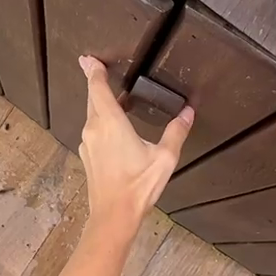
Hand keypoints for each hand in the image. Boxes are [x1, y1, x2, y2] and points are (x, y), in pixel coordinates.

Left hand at [76, 56, 193, 230]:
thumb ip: (176, 132)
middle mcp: (94, 129)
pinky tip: (114, 127)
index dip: (94, 71)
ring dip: (99, 104)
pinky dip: (101, 122)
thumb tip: (187, 113)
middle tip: (94, 67)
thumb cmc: (137, 187)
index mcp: (110, 123)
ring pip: (92, 115)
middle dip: (94, 82)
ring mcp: (89, 144)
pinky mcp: (88, 156)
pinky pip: (93, 131)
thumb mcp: (165, 158)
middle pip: (92, 99)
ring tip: (114, 98)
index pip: (98, 88)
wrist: (114, 216)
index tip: (89, 58)